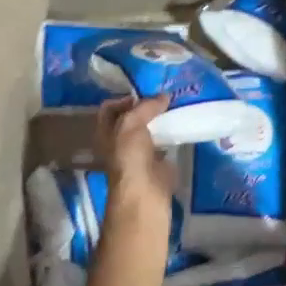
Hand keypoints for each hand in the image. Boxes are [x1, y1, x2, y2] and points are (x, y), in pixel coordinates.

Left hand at [95, 95, 176, 216]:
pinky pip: (163, 143)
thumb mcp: (131, 124)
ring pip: (148, 130)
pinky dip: (171, 134)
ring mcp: (138, 153)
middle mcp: (118, 142)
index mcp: (105, 133)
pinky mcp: (156, 163)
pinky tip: (181, 124)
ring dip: (160, 120)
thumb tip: (164, 97)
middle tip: (163, 98)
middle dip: (145, 108)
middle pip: (131, 118)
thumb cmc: (130, 156)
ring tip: (175, 107)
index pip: (109, 109)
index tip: (142, 95)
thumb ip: (145, 107)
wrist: (145, 191)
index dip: (123, 98)